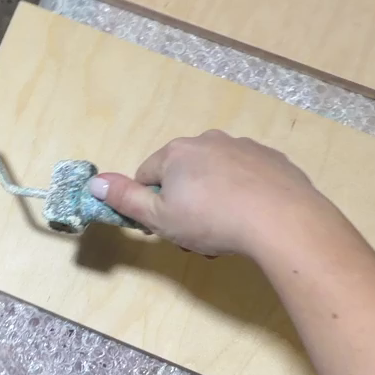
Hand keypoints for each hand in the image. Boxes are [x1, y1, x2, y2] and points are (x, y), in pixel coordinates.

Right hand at [89, 130, 352, 258]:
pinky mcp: (272, 159)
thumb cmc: (210, 221)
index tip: (162, 226)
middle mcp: (208, 141)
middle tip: (192, 234)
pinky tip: (247, 218)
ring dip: (211, 198)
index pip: (146, 175)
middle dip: (182, 201)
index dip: (149, 204)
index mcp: (176, 153)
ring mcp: (243, 147)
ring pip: (214, 175)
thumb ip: (125, 199)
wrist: (280, 220)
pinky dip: (241, 194)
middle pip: (181, 173)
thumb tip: (94, 182)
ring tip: (223, 230)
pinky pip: (245, 177)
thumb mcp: (159, 218)